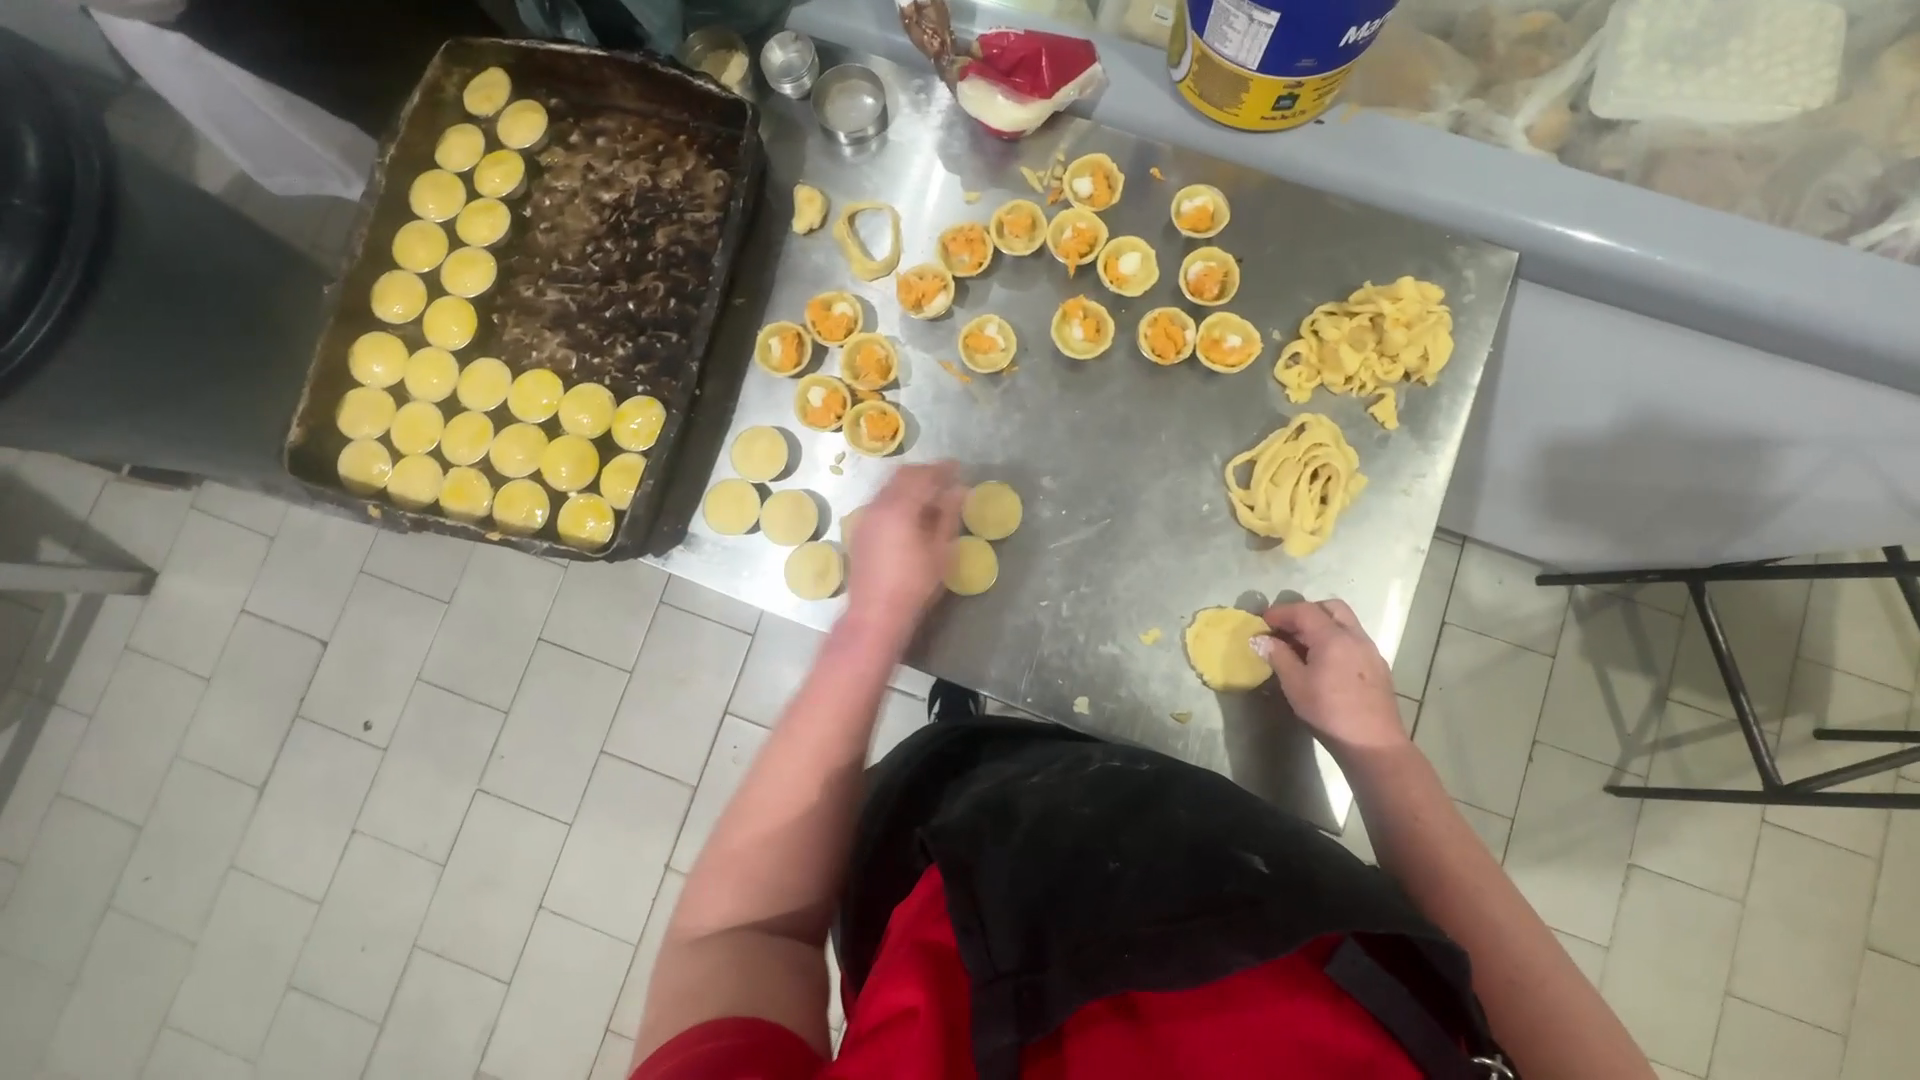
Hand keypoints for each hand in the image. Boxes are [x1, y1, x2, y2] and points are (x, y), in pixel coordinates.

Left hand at [846, 462, 965, 634]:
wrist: (875, 614)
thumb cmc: (915, 585)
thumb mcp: (940, 551)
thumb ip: (948, 515)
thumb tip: (958, 491)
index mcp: (899, 508)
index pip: (923, 476)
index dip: (942, 470)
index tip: (958, 468)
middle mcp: (877, 506)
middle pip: (901, 476)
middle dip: (924, 473)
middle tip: (945, 479)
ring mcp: (864, 517)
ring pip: (888, 488)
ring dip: (909, 485)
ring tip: (930, 496)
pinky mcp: (859, 531)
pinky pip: (880, 502)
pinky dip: (897, 498)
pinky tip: (910, 514)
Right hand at [1253, 598, 1407, 757]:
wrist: (1373, 743)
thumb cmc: (1329, 713)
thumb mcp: (1295, 685)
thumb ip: (1278, 657)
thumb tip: (1261, 639)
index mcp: (1333, 638)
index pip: (1303, 610)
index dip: (1280, 612)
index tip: (1262, 622)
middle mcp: (1355, 637)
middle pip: (1329, 607)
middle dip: (1304, 612)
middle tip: (1285, 629)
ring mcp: (1370, 650)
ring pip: (1344, 623)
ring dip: (1321, 625)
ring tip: (1302, 646)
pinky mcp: (1377, 665)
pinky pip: (1353, 639)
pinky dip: (1334, 639)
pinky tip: (1323, 662)